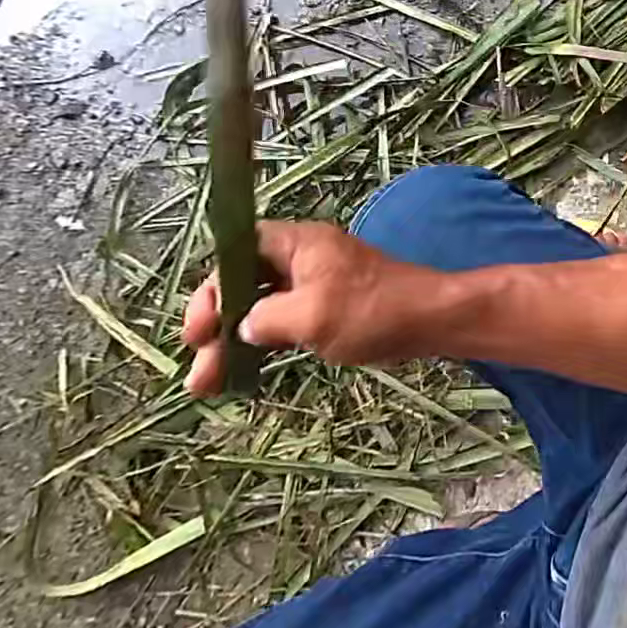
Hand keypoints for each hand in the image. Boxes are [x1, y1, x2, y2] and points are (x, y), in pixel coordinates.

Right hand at [180, 220, 436, 395]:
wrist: (430, 320)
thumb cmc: (371, 310)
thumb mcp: (310, 315)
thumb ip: (265, 319)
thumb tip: (243, 327)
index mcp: (297, 243)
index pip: (237, 251)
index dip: (212, 287)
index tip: (200, 328)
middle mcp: (303, 258)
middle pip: (245, 283)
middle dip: (217, 323)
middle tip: (197, 365)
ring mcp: (317, 283)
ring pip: (263, 308)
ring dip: (236, 341)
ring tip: (207, 384)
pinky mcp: (329, 308)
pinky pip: (286, 322)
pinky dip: (265, 344)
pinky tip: (246, 372)